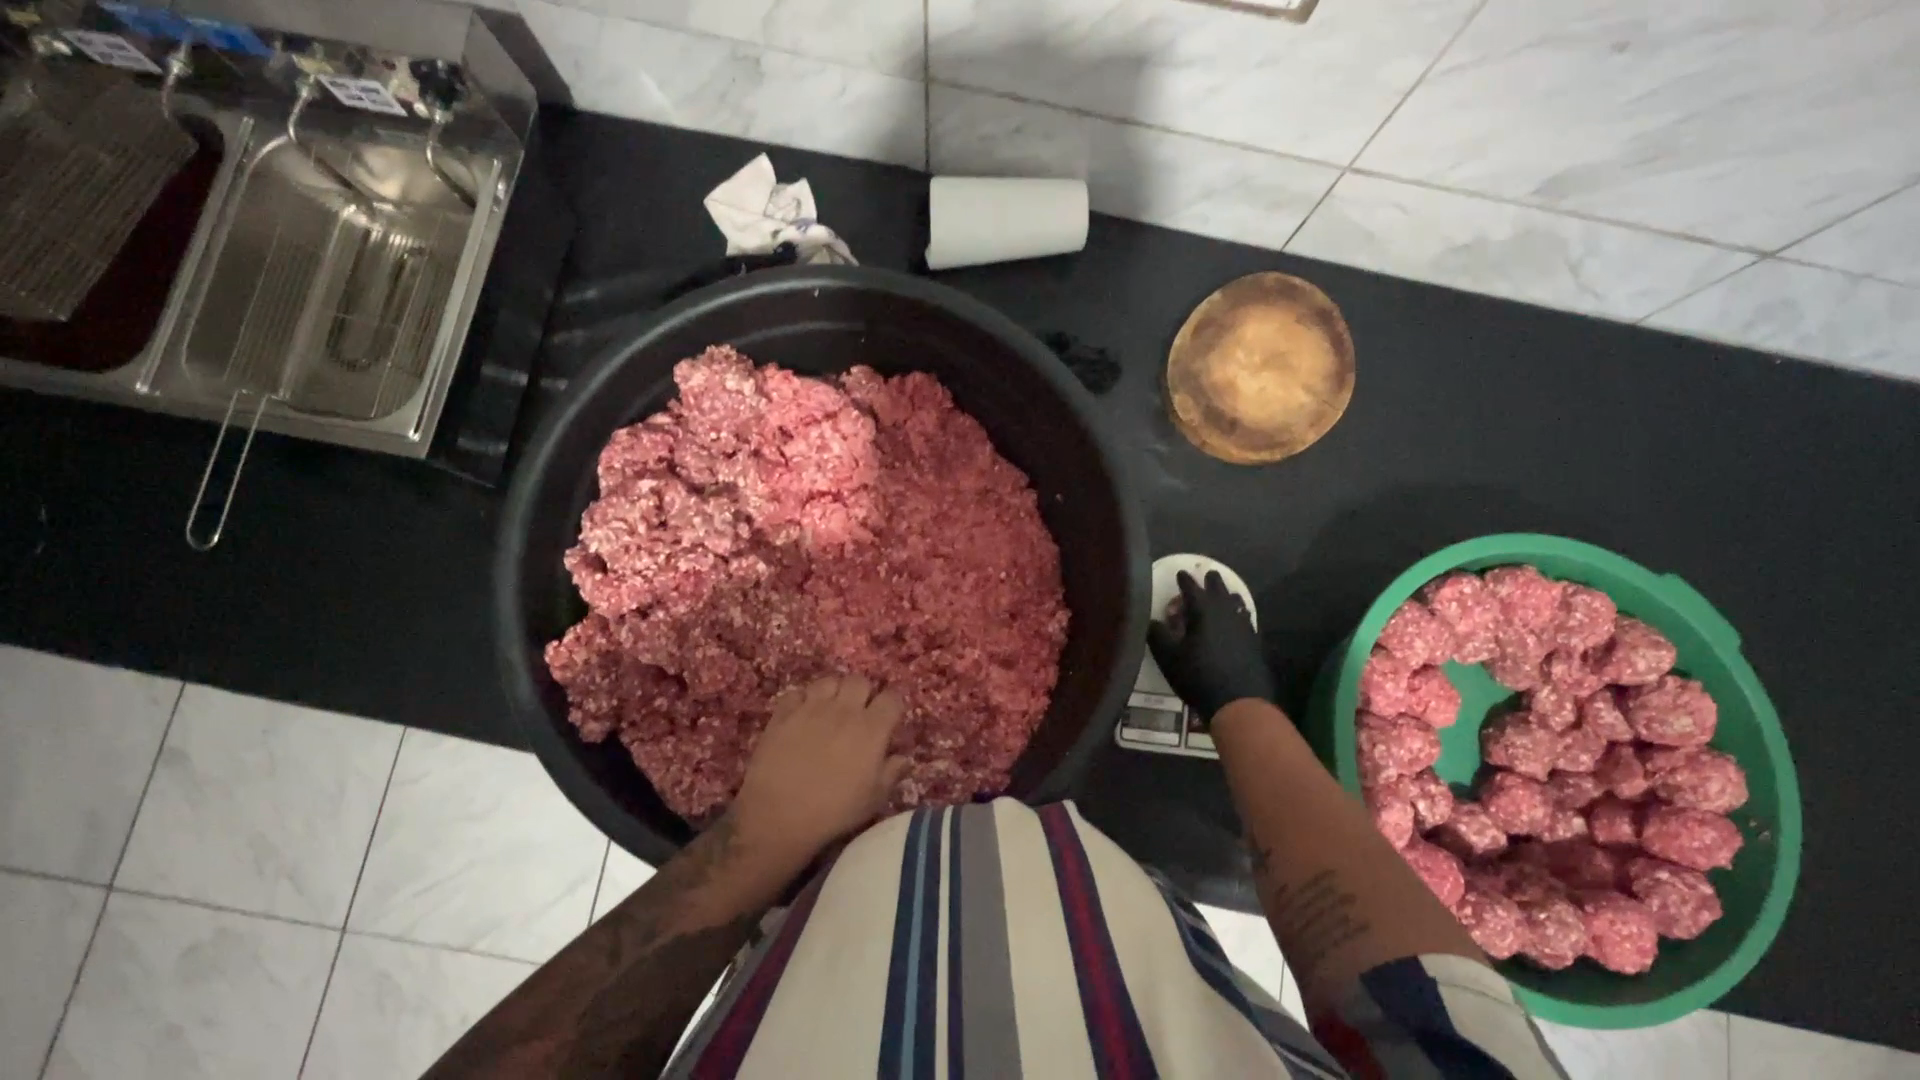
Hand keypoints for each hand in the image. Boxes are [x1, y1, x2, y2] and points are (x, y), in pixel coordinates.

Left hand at [729, 675, 908, 866]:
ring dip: (834, 692)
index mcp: (871, 729)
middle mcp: (844, 710)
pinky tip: (801, 717)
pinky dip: (802, 700)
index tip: (889, 720)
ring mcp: (811, 708)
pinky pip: (797, 693)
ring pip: (829, 681)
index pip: (892, 698)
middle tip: (859, 714)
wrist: (779, 815)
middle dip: (863, 694)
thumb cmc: (834, 811)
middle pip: (860, 681)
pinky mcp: (783, 714)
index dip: (892, 707)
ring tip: (830, 711)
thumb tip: (903, 757)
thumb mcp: (874, 798)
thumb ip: (892, 772)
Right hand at [1147, 570, 1277, 721]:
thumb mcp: (1168, 657)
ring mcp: (1243, 628)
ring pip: (1236, 604)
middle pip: (1219, 591)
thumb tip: (1151, 621)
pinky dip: (1240, 614)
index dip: (1185, 581)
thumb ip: (1158, 635)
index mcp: (1203, 612)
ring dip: (1229, 596)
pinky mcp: (1253, 643)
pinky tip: (1241, 619)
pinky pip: (1246, 620)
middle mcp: (1225, 614)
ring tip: (1228, 593)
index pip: (1192, 589)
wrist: (1237, 702)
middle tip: (1209, 574)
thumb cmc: (1197, 676)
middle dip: (1212, 582)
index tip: (1181, 573)